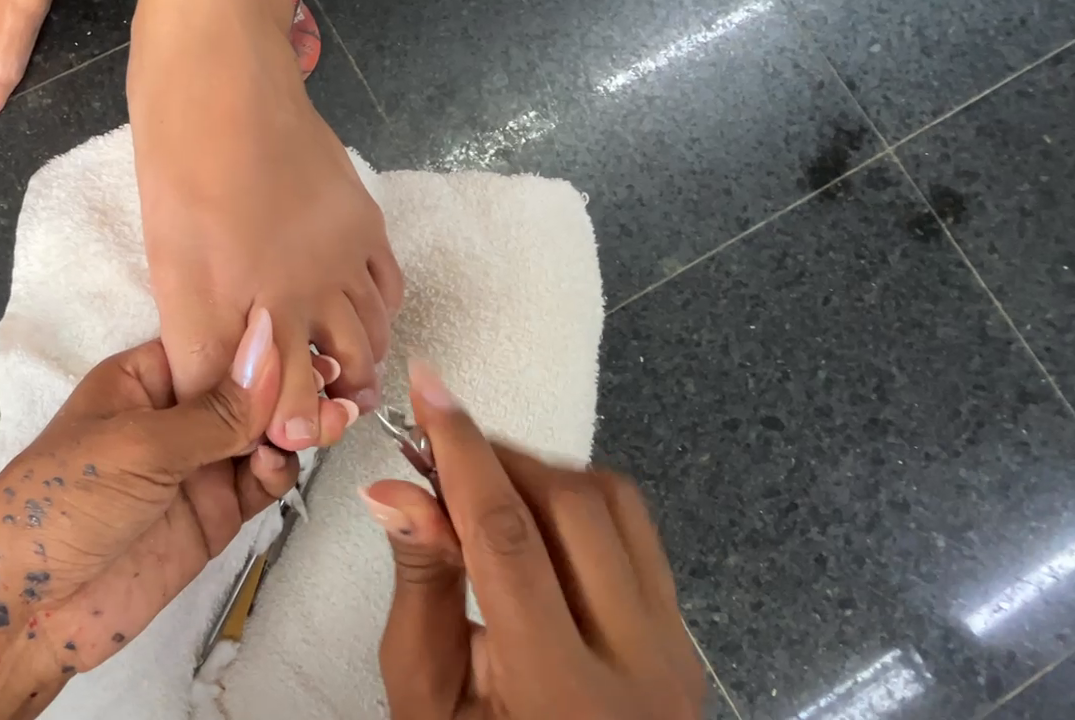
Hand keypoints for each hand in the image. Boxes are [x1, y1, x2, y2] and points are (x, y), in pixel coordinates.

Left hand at [0, 310, 298, 719]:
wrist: (33, 610)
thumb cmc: (65, 499)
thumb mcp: (138, 444)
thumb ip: (214, 408)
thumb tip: (270, 340)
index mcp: (141, 379)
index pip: (210, 346)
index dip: (258, 343)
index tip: (306, 338)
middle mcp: (172, 416)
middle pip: (241, 391)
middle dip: (284, 386)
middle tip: (332, 383)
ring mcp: (194, 466)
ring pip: (258, 435)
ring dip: (291, 426)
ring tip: (327, 421)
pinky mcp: (211, 514)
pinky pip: (258, 482)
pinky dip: (279, 469)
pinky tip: (286, 461)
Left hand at [129, 0, 402, 451]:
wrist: (220, 73)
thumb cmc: (175, 166)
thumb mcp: (167, 261)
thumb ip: (196, 337)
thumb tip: (214, 396)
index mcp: (253, 310)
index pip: (281, 405)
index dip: (280, 433)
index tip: (271, 443)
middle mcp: (312, 292)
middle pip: (338, 376)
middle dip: (324, 406)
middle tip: (307, 413)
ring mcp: (347, 251)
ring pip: (370, 335)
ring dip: (354, 364)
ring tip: (335, 374)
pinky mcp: (365, 216)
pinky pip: (390, 286)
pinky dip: (379, 315)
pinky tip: (360, 314)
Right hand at [362, 362, 703, 719]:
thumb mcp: (424, 694)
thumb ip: (419, 584)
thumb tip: (393, 487)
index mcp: (561, 693)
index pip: (506, 536)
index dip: (461, 449)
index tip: (426, 385)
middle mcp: (641, 663)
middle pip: (572, 504)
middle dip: (495, 456)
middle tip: (437, 455)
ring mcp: (675, 648)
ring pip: (614, 503)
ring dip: (537, 471)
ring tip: (479, 486)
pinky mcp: (681, 634)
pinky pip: (633, 529)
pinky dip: (573, 496)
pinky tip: (528, 517)